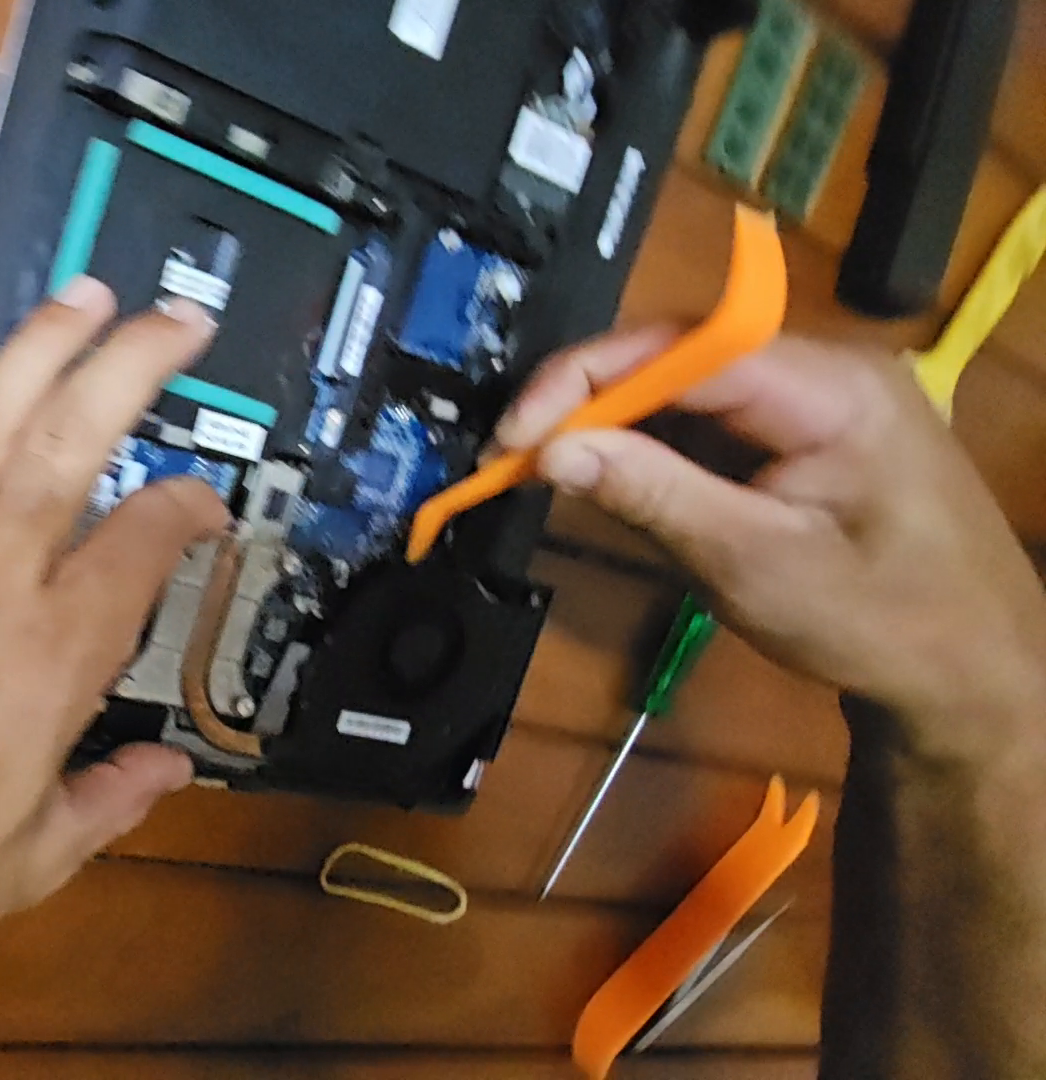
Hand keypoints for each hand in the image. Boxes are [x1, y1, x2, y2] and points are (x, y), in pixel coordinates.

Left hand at [0, 278, 226, 966]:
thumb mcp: (38, 855)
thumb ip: (112, 799)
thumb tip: (164, 775)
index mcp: (55, 657)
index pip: (144, 543)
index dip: (188, 510)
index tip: (204, 507)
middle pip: (74, 445)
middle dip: (133, 369)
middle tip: (175, 321)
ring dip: (38, 349)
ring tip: (81, 297)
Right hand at [497, 329, 1045, 759]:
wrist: (966, 669)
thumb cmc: (878, 619)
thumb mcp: (753, 560)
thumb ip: (651, 495)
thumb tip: (548, 452)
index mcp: (828, 388)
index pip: (681, 347)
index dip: (582, 378)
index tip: (513, 437)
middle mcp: (810, 372)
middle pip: (665, 355)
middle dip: (576, 399)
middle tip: (507, 455)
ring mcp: (791, 401)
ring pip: (663, 386)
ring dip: (590, 422)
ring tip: (527, 464)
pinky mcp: (771, 434)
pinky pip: (679, 420)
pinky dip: (620, 444)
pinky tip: (584, 470)